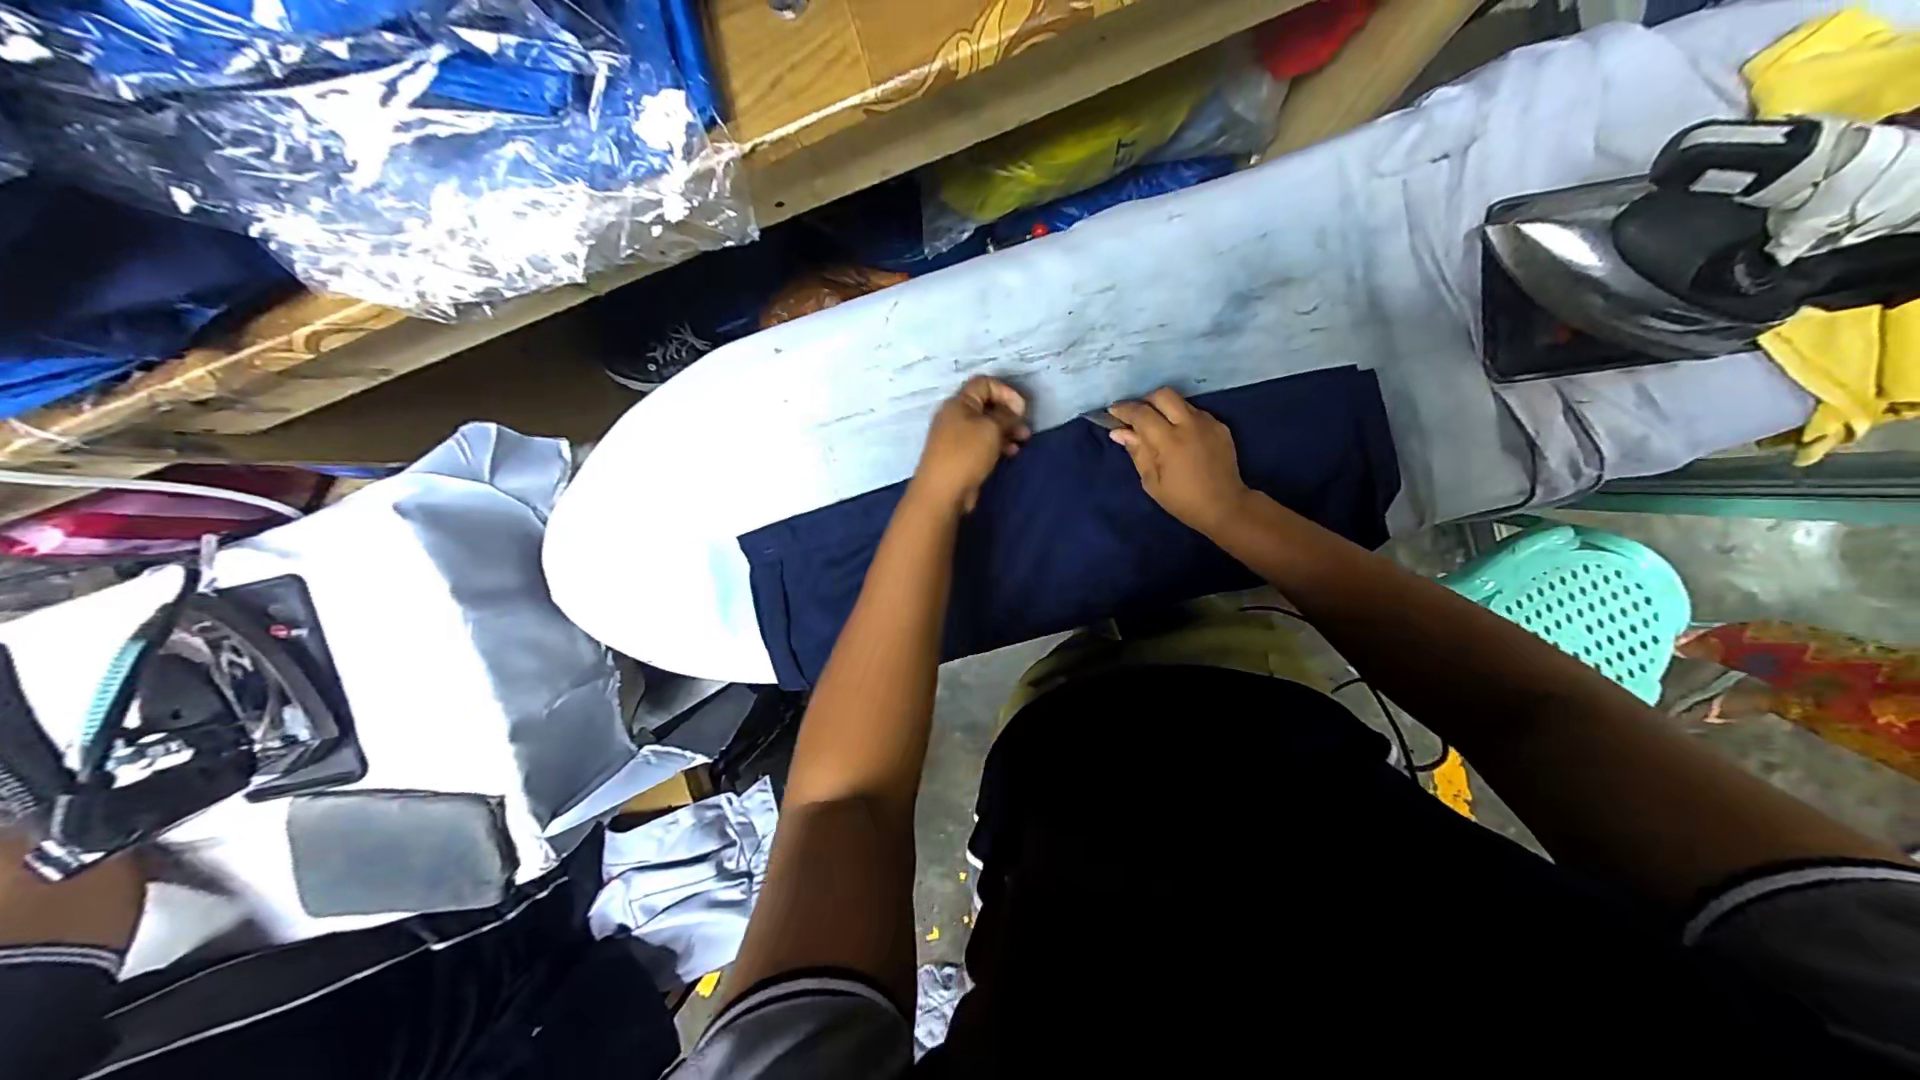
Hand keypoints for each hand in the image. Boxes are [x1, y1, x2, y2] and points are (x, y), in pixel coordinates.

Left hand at [909, 376, 1030, 513]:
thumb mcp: (991, 429)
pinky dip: (998, 444)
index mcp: (958, 402)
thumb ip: (1006, 415)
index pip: (984, 383)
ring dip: (1007, 430)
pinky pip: (982, 442)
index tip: (1022, 408)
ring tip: (1023, 441)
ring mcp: (956, 436)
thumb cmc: (967, 454)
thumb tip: (1013, 411)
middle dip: (1009, 413)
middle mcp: (955, 415)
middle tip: (1025, 427)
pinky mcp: (960, 455)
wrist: (942, 492)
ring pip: (986, 425)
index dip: (1006, 391)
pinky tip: (1011, 453)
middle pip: (987, 405)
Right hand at [1108, 388, 1251, 534]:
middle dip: (1145, 400)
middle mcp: (1190, 424)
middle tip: (1137, 416)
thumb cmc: (1182, 500)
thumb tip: (1119, 431)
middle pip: (1163, 395)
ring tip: (1159, 427)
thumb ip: (1137, 451)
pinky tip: (1181, 437)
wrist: (1225, 505)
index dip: (1124, 409)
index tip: (1113, 411)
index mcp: (1170, 441)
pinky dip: (1182, 418)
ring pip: (1181, 401)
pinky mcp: (1220, 426)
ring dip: (1165, 409)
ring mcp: (1208, 422)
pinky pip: (1195, 413)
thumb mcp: (1151, 482)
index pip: (1142, 413)